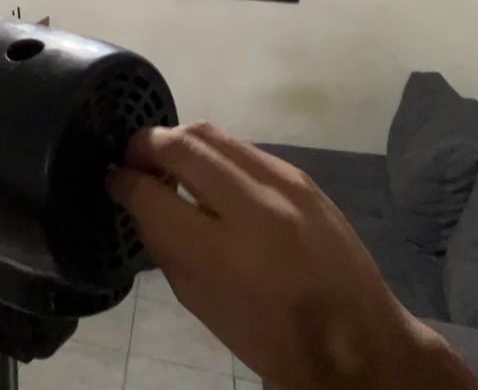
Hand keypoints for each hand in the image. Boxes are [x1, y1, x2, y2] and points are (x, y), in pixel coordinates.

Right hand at [108, 124, 477, 389]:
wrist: (363, 345)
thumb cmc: (273, 339)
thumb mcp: (202, 303)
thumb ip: (163, 244)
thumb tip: (136, 198)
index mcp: (223, 253)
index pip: (150, 193)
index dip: (122, 182)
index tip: (114, 180)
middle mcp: (253, 206)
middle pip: (177, 144)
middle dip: (143, 146)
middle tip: (133, 161)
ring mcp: (282, 183)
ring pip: (209, 132)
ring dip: (177, 141)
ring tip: (168, 162)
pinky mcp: (300, 175)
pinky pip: (241, 146)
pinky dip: (213, 153)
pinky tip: (209, 174)